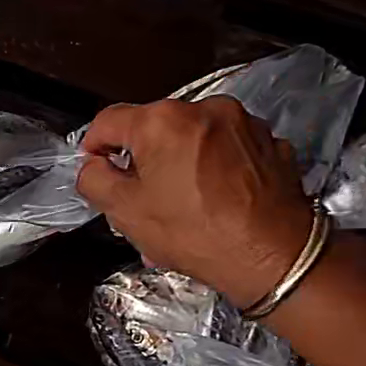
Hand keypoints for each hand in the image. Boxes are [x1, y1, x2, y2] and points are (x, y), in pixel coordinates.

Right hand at [75, 96, 316, 306]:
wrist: (272, 255)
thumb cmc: (195, 232)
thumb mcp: (121, 209)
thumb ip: (92, 178)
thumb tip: (94, 166)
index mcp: (162, 122)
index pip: (107, 121)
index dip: (93, 147)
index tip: (97, 169)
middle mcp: (205, 110)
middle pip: (151, 128)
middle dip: (139, 158)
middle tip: (138, 196)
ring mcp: (242, 123)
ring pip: (187, 138)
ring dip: (173, 164)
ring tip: (174, 203)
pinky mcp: (269, 141)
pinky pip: (221, 148)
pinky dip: (207, 168)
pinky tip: (207, 200)